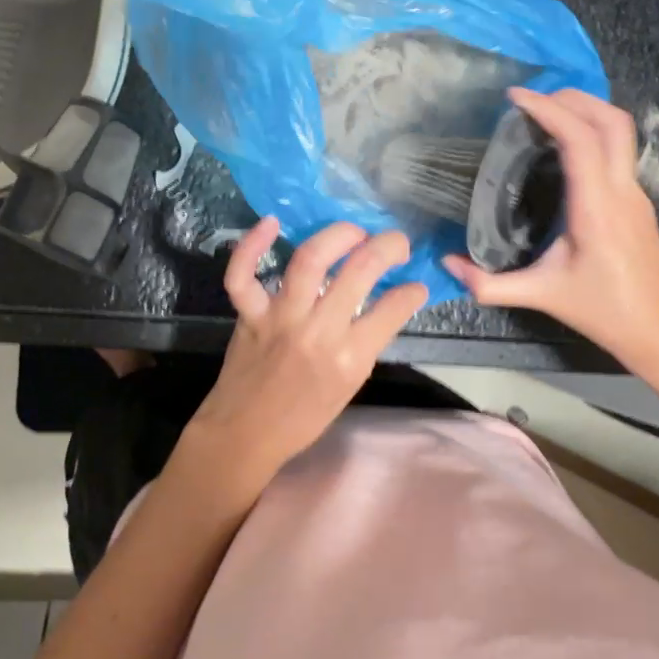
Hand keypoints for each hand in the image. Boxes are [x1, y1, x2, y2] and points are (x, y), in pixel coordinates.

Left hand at [188, 217, 428, 477]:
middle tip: (395, 242)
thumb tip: (385, 304)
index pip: (393, 308)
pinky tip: (271, 223)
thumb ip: (365, 343)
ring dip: (338, 235)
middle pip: (359, 271)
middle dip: (387, 247)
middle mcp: (319, 331)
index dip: (411, 291)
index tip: (415, 285)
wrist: (246, 434)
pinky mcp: (249, 314)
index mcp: (350, 358)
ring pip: (310, 259)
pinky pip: (244, 274)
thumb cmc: (303, 417)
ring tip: (354, 232)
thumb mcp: (349, 386)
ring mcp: (281, 318)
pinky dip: (252, 245)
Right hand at [444, 88, 658, 364]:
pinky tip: (563, 144)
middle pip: (611, 121)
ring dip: (586, 110)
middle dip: (572, 98)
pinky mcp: (637, 199)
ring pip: (620, 131)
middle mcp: (621, 191)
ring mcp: (635, 193)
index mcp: (596, 208)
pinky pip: (618, 149)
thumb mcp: (540, 295)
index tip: (515, 98)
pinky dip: (591, 131)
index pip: (580, 140)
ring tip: (546, 111)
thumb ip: (489, 284)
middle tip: (532, 98)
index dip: (549, 111)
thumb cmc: (601, 310)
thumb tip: (447, 264)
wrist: (657, 328)